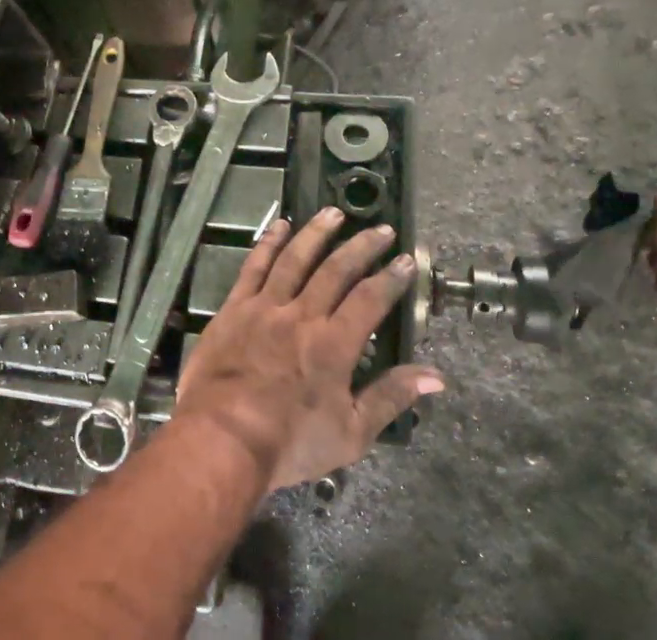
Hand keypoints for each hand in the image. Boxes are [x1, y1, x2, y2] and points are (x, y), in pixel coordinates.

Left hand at [175, 207, 443, 490]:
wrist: (221, 439)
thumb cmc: (289, 442)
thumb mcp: (351, 433)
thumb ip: (391, 397)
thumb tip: (435, 376)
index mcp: (334, 344)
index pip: (370, 299)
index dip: (391, 278)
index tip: (406, 261)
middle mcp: (302, 315)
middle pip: (336, 270)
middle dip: (362, 247)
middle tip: (380, 229)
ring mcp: (264, 307)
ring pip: (294, 258)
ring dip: (317, 233)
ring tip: (333, 213)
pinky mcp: (233, 308)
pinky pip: (254, 267)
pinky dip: (268, 243)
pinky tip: (280, 227)